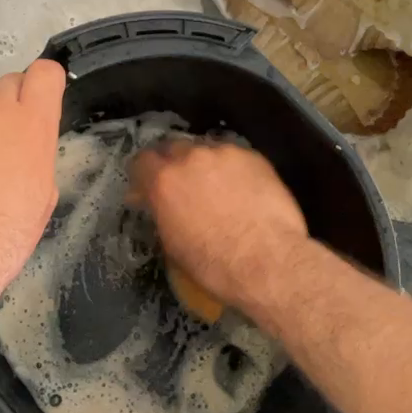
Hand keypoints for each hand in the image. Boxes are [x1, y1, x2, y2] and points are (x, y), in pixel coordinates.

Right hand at [129, 139, 309, 310]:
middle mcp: (191, 157)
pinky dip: (232, 169)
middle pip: (174, 148)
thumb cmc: (214, 264)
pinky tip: (243, 189)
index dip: (144, 173)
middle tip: (185, 186)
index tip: (149, 185)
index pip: (142, 161)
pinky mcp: (252, 155)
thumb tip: (150, 199)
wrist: (268, 261)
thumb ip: (160, 211)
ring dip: (205, 165)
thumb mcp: (173, 243)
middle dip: (174, 164)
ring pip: (206, 150)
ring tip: (217, 188)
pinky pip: (233, 156)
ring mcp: (224, 153)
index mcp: (164, 180)